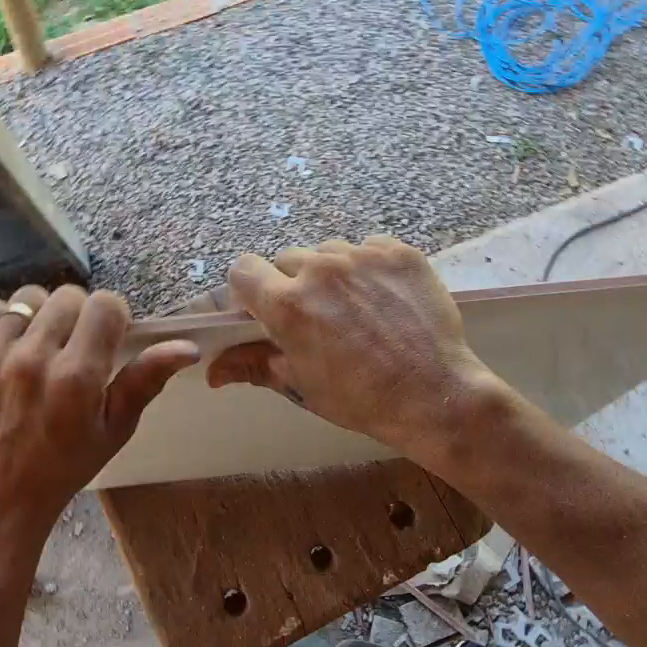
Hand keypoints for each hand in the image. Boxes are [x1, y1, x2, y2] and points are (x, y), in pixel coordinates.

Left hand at [0, 284, 198, 530]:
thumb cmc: (65, 466)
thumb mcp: (115, 429)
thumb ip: (146, 380)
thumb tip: (188, 347)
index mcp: (77, 378)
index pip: (106, 304)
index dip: (113, 318)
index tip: (107, 340)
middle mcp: (33, 360)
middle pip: (68, 296)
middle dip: (79, 318)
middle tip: (74, 349)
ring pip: (27, 299)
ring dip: (40, 318)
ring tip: (39, 349)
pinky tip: (7, 344)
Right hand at [206, 237, 506, 457]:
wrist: (435, 395)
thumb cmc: (361, 399)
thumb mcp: (300, 384)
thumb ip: (252, 366)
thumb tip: (211, 372)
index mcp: (287, 305)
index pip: (243, 269)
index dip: (249, 288)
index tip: (264, 307)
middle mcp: (320, 271)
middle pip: (287, 259)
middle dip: (294, 283)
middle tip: (317, 316)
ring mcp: (362, 257)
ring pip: (328, 253)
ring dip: (332, 274)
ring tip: (355, 308)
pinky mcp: (398, 253)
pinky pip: (368, 248)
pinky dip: (369, 268)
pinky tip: (384, 300)